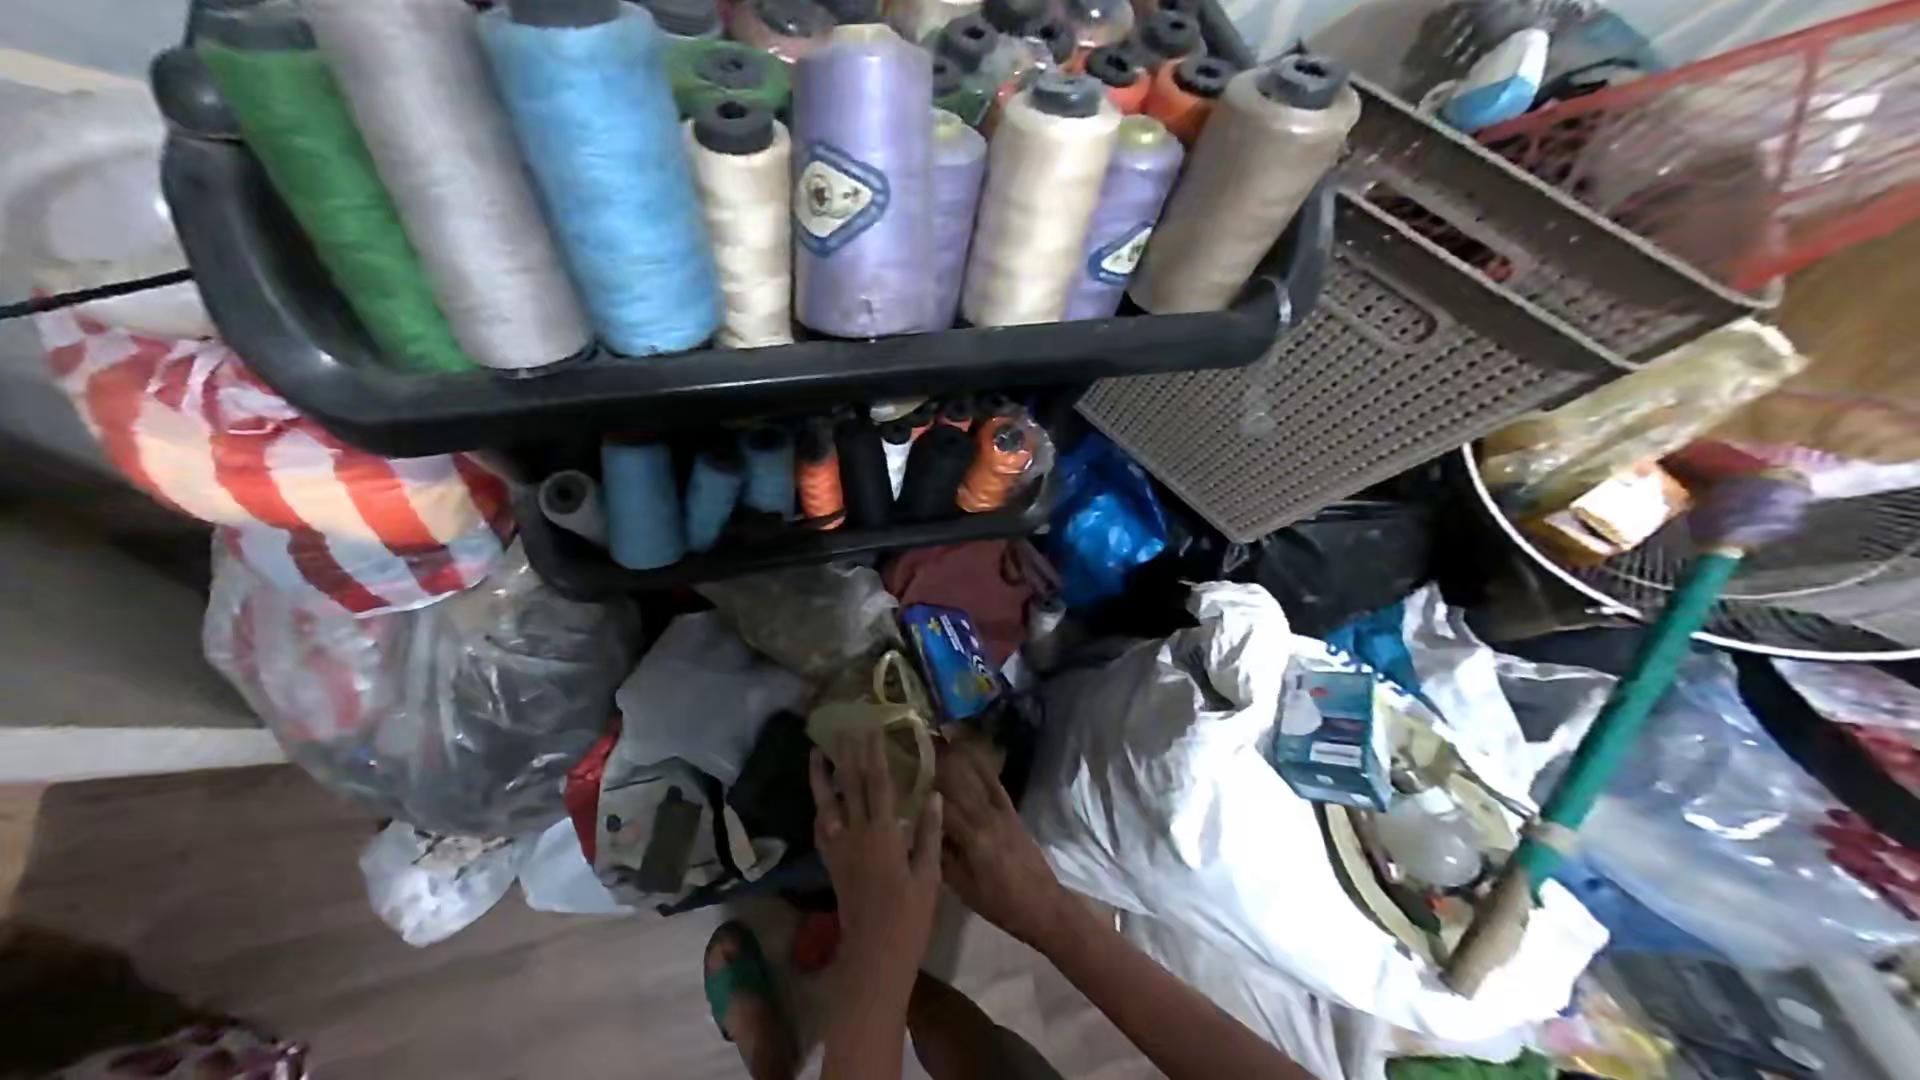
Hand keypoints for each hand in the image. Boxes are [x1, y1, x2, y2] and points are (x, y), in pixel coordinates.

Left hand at [811, 730, 942, 992]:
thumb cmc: (908, 918)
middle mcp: (856, 836)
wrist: (874, 957)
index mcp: (883, 835)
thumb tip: (933, 795)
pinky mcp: (832, 864)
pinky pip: (822, 830)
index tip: (870, 729)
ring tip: (816, 753)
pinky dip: (820, 810)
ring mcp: (840, 850)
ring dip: (823, 778)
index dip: (874, 755)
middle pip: (851, 787)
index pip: (877, 784)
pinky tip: (821, 801)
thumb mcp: (928, 876)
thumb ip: (928, 833)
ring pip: (828, 805)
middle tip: (843, 727)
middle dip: (848, 755)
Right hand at [936, 739, 1080, 950]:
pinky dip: (983, 767)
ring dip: (958, 759)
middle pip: (957, 783)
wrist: (1042, 904)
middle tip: (917, 746)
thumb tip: (916, 836)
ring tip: (938, 742)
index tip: (902, 775)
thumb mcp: (963, 888)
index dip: (921, 790)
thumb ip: (941, 858)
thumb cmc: (999, 903)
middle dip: (937, 764)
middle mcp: (986, 816)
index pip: (940, 806)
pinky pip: (995, 783)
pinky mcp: (1012, 812)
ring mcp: (1001, 811)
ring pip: (976, 778)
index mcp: (972, 837)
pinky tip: (971, 753)